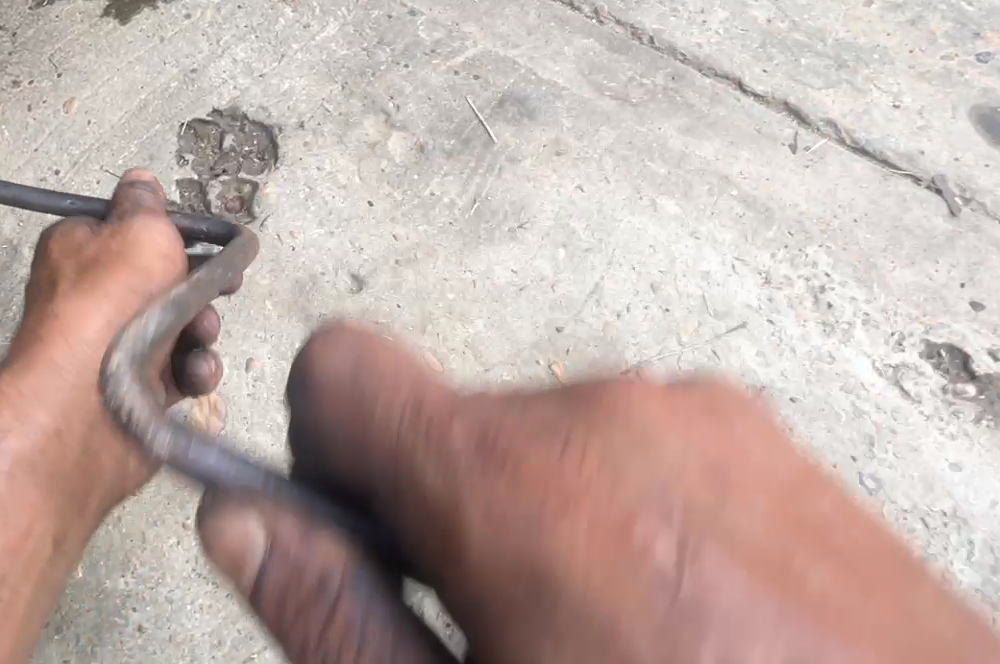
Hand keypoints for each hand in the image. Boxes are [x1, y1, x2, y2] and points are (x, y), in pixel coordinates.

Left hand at [5, 169, 225, 500]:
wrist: (87, 406)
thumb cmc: (112, 302)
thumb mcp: (137, 230)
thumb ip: (146, 203)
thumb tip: (141, 180)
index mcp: (80, 249)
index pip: (131, 231)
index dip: (172, 235)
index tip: (208, 240)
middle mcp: (92, 297)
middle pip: (163, 280)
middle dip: (199, 286)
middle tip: (225, 287)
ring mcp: (113, 348)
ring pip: (177, 327)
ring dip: (201, 329)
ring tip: (200, 335)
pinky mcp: (135, 393)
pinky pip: (176, 372)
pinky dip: (192, 371)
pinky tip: (193, 374)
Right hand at [196, 322, 999, 663]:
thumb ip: (330, 618)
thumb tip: (228, 513)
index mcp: (511, 477)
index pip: (338, 363)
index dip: (326, 448)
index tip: (374, 545)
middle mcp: (598, 404)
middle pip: (442, 415)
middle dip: (441, 508)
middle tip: (511, 639)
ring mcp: (700, 409)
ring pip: (538, 435)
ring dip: (537, 516)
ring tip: (622, 649)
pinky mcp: (771, 436)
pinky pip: (632, 443)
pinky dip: (621, 511)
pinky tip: (701, 627)